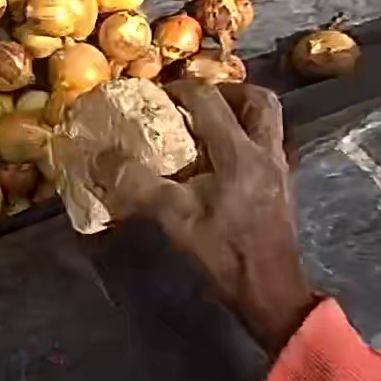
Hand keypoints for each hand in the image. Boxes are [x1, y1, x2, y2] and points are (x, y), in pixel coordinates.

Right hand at [92, 81, 317, 352]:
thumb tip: (99, 157)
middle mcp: (265, 152)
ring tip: (207, 121)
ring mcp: (278, 168)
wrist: (269, 290)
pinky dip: (242, 135)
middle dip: (225, 91)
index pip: (210, 101)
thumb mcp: (173, 216)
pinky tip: (218, 154)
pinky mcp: (280, 183)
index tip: (157, 95)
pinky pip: (265, 142)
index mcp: (239, 153)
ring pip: (267, 120)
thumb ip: (136, 183)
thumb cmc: (223, 251)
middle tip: (195, 100)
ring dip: (239, 111)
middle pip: (257, 100)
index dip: (180, 90)